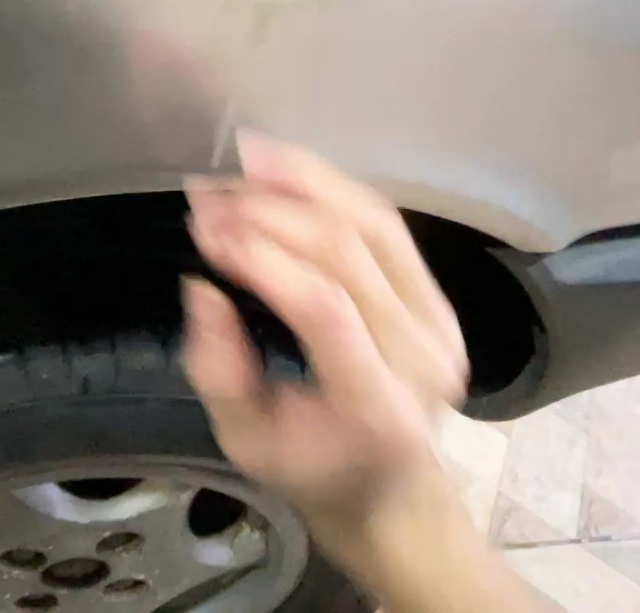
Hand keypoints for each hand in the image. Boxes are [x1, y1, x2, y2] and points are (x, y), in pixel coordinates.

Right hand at [181, 133, 468, 533]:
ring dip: (302, 181)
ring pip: (371, 223)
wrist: (390, 483)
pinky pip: (383, 221)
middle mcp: (421, 355)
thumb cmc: (309, 465)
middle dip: (267, 211)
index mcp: (377, 407)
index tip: (202, 227)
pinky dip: (329, 185)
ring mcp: (438, 318)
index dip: (260, 257)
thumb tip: (201, 286)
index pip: (324, 309)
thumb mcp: (244, 440)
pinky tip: (283, 166)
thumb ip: (219, 370)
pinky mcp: (436, 293)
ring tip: (243, 157)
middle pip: (347, 253)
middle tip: (205, 193)